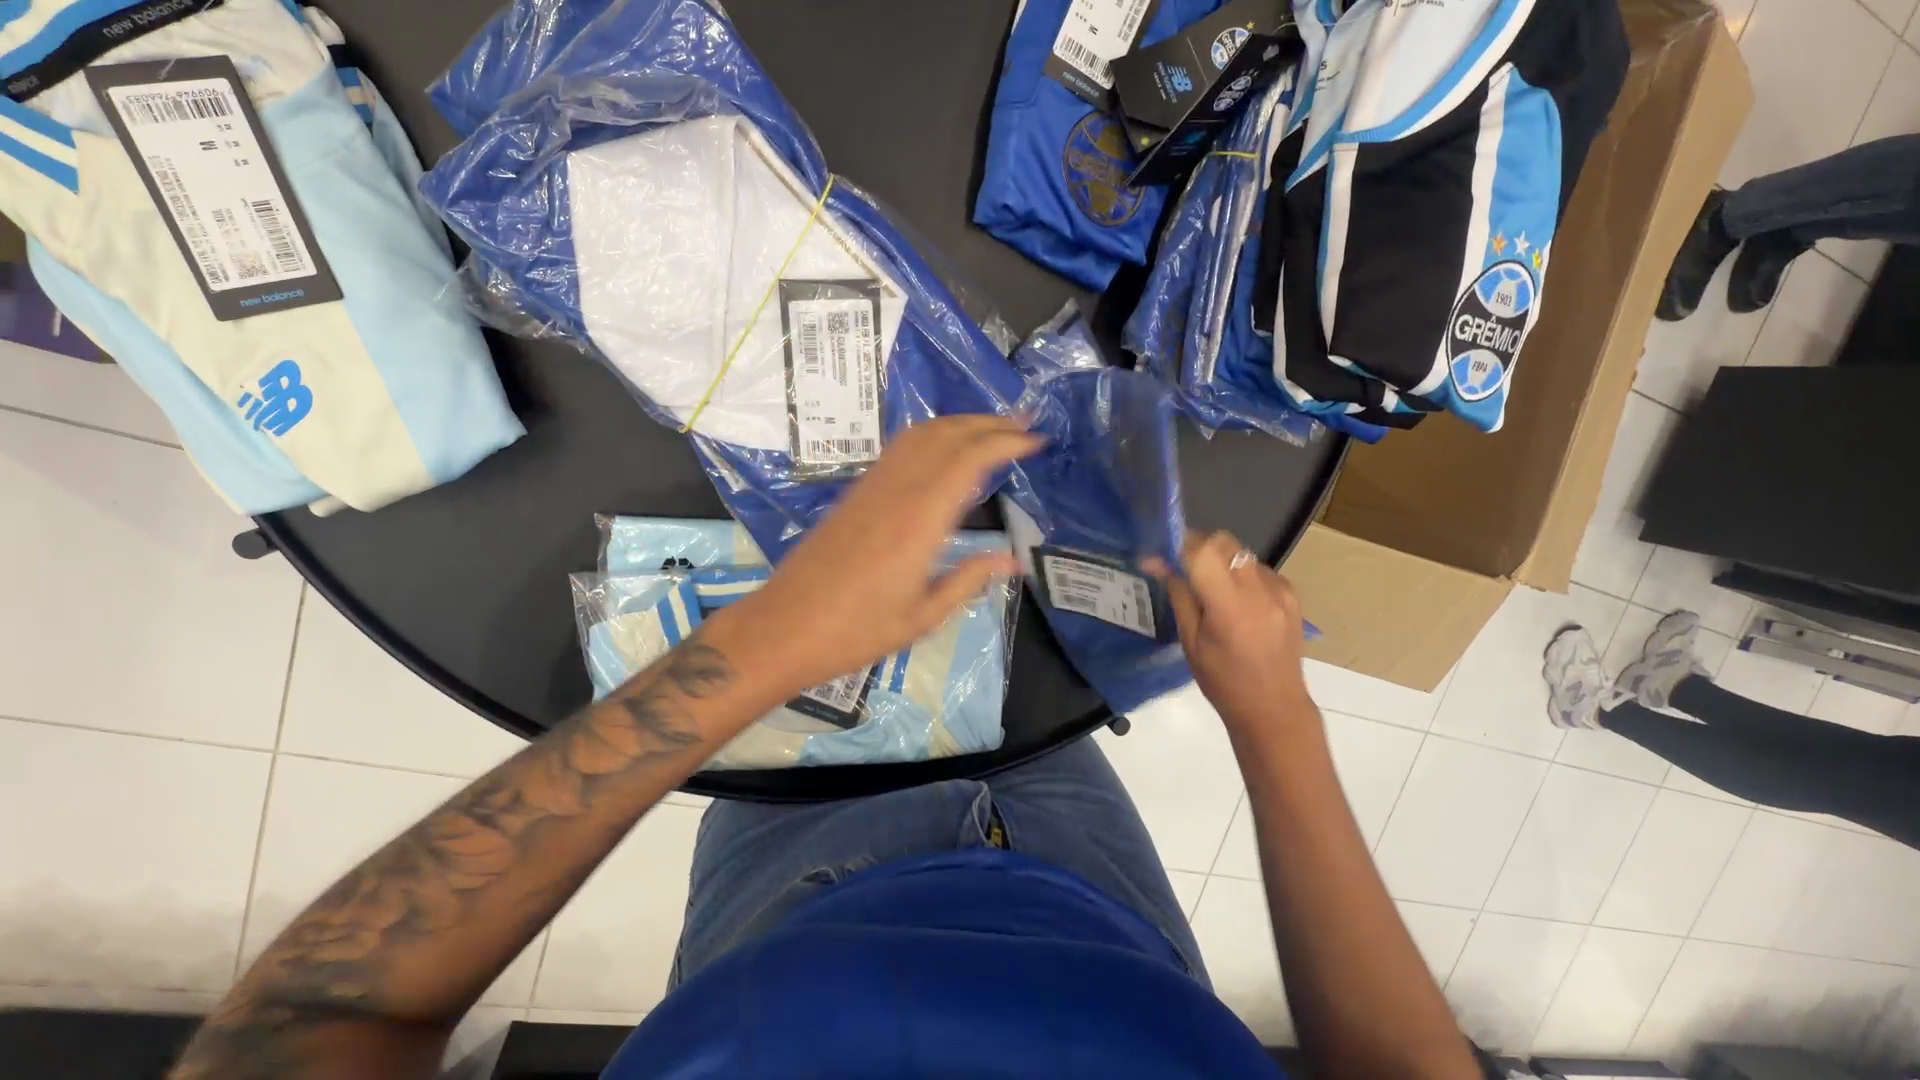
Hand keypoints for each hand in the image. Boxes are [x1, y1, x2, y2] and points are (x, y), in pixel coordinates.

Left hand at [712, 415, 1041, 693]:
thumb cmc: (857, 632)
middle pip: (947, 434)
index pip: (970, 458)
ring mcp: (871, 487)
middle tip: (1024, 424)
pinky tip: (943, 450)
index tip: (1036, 440)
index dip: (1006, 441)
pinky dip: (931, 436)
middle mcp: (897, 490)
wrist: (784, 627)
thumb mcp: (923, 616)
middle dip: (989, 422)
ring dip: (959, 423)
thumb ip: (970, 580)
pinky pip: (898, 449)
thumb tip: (1013, 561)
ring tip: (992, 429)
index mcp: (920, 519)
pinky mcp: (854, 493)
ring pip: (919, 435)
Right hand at [1148, 531, 1315, 742]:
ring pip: (1241, 554)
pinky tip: (1237, 602)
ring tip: (1210, 590)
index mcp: (1229, 606)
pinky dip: (1241, 576)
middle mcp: (1259, 590)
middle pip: (1223, 542)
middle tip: (1182, 569)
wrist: (1275, 708)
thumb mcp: (1191, 642)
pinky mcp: (1291, 595)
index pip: (1202, 551)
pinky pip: (1259, 571)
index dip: (1178, 546)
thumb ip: (1180, 596)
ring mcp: (1280, 590)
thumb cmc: (1224, 682)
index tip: (1161, 556)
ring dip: (1220, 562)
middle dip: (1198, 548)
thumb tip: (1159, 563)